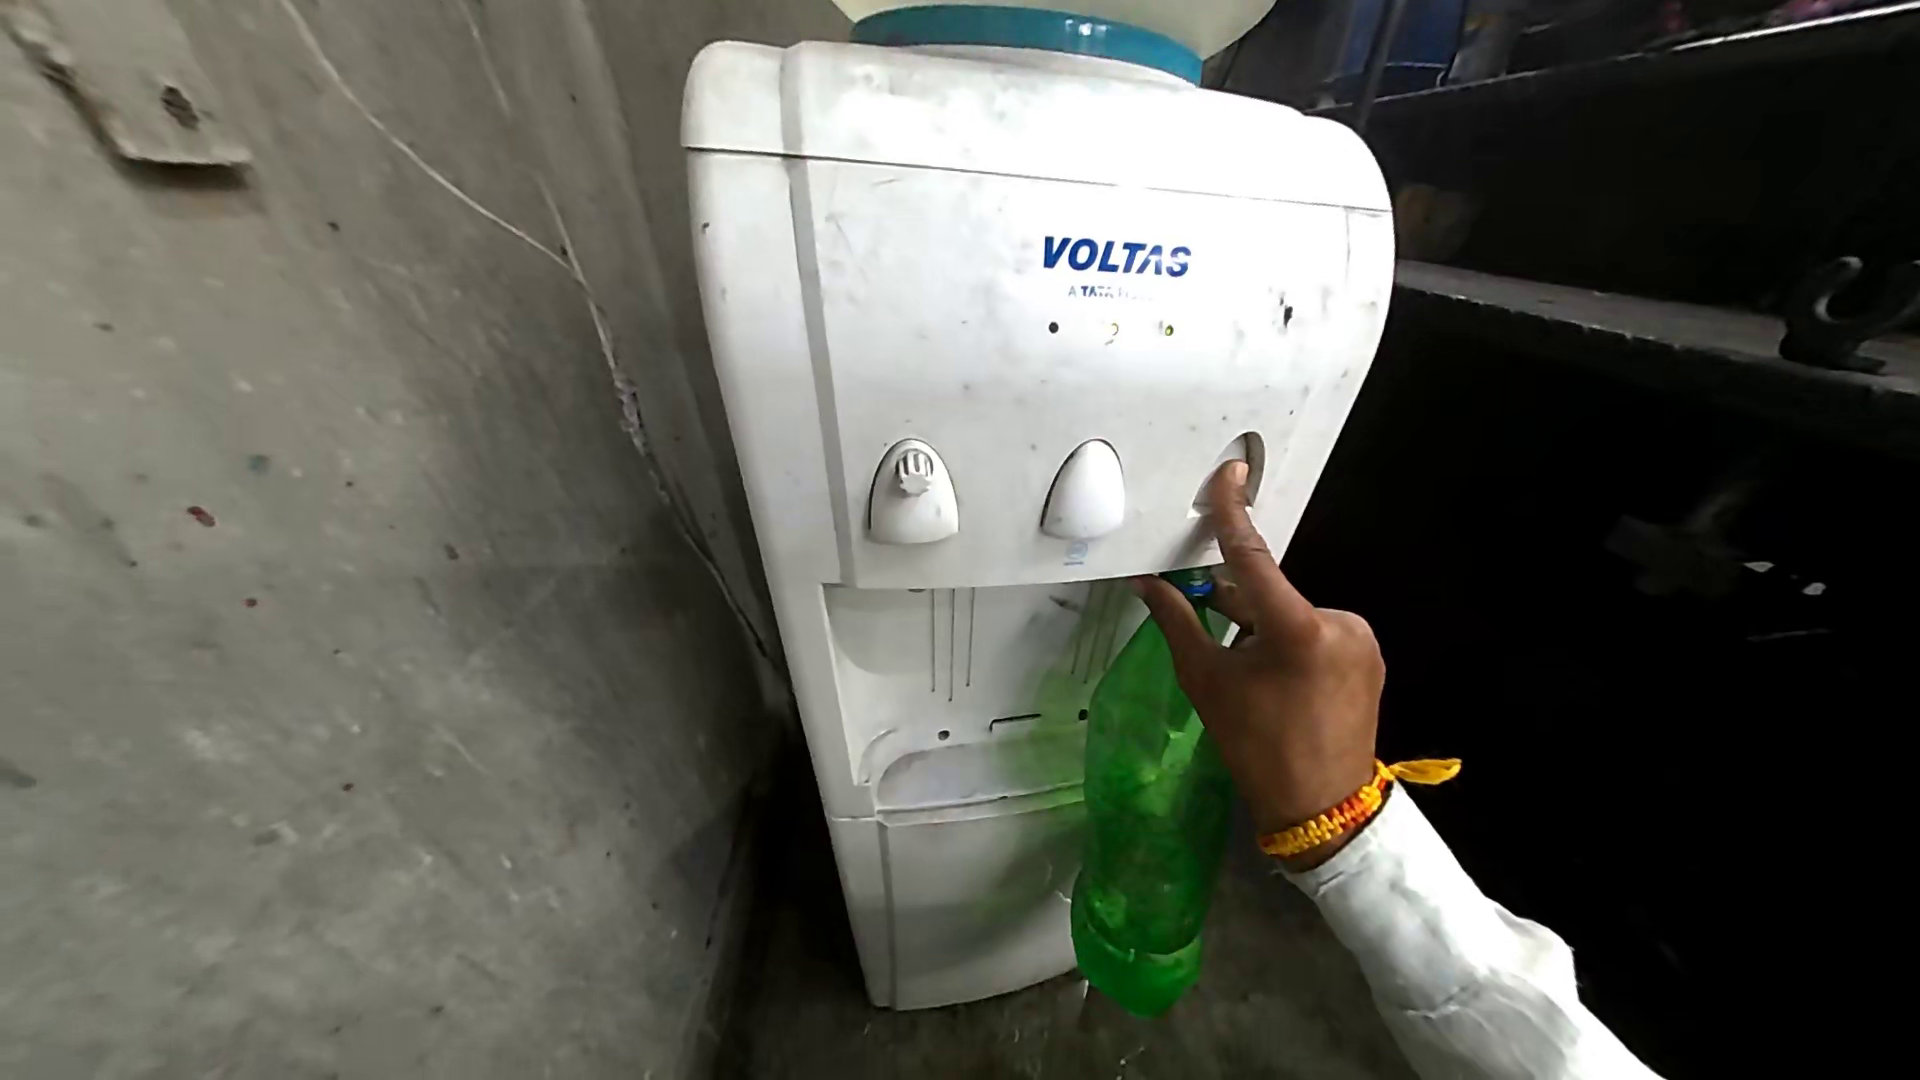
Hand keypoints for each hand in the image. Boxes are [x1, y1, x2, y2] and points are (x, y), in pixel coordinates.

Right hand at [1133, 461, 1384, 867]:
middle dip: (1235, 599)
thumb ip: (1178, 620)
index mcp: (1297, 629)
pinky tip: (1270, 671)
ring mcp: (1359, 639)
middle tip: (1205, 611)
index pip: (1254, 557)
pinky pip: (1314, 628)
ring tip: (1241, 661)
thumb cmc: (1254, 742)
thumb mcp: (1205, 678)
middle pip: (1270, 591)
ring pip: (1291, 611)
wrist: (1322, 806)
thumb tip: (1147, 582)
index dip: (1235, 512)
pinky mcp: (1367, 653)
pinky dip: (1285, 636)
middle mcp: (1339, 623)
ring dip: (1259, 622)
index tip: (1230, 472)